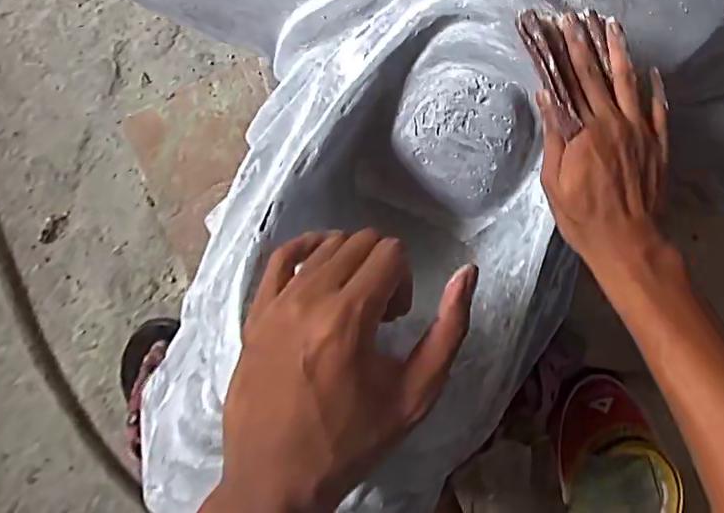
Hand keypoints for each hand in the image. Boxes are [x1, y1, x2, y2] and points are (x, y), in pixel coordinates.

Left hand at [215, 230, 477, 512]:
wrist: (273, 481)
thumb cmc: (348, 442)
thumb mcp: (413, 396)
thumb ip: (449, 331)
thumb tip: (466, 273)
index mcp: (349, 316)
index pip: (391, 252)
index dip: (405, 279)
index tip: (397, 317)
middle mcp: (311, 296)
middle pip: (361, 241)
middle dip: (382, 267)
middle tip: (379, 312)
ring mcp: (278, 300)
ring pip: (327, 243)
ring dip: (351, 261)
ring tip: (351, 303)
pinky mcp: (257, 309)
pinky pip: (283, 254)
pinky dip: (307, 249)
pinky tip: (320, 268)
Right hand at [526, 11, 669, 275]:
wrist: (630, 243)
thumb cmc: (583, 215)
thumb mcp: (554, 179)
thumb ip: (555, 134)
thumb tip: (547, 94)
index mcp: (585, 130)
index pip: (571, 80)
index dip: (563, 51)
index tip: (557, 26)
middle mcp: (613, 122)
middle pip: (597, 74)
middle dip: (585, 42)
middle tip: (578, 16)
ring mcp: (639, 131)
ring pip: (628, 82)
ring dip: (619, 52)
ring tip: (613, 26)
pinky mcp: (658, 144)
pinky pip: (658, 110)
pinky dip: (655, 89)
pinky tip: (652, 70)